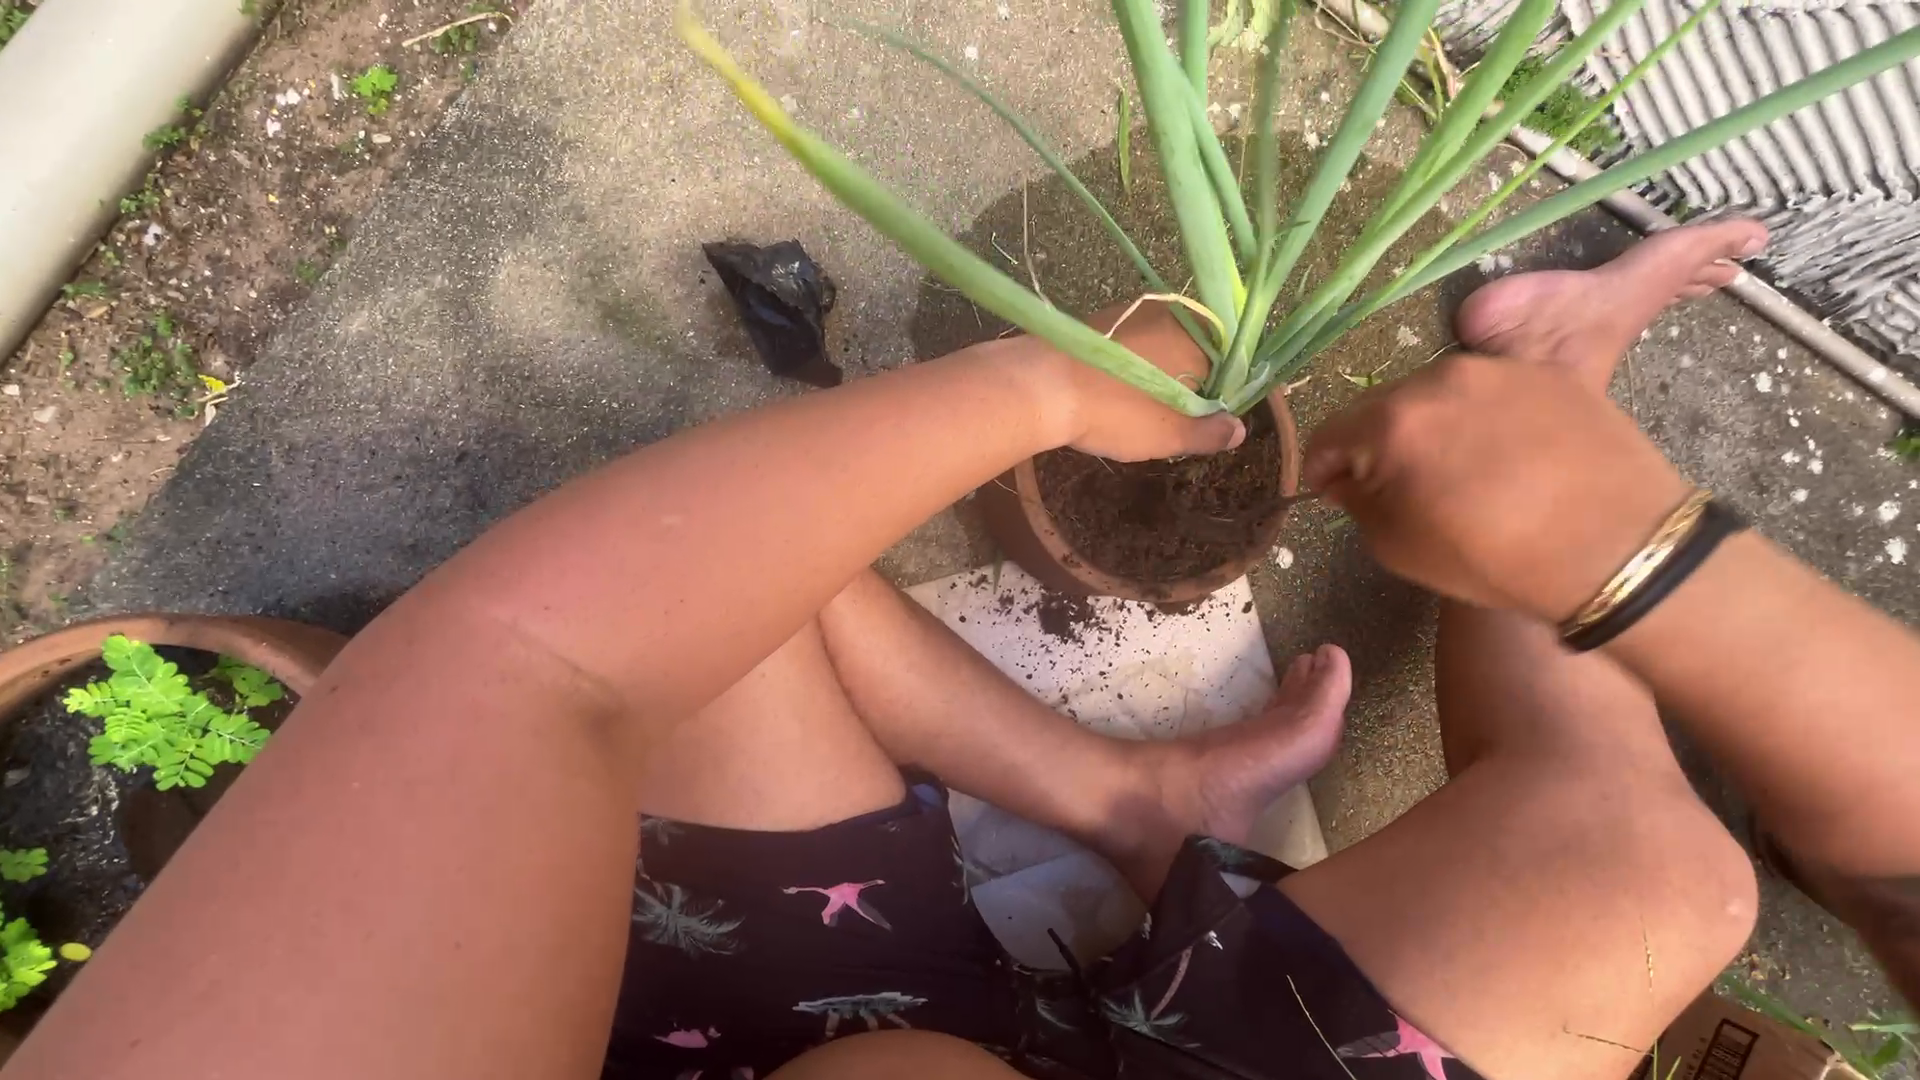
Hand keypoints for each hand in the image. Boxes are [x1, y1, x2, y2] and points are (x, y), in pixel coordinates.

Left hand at [998, 300, 1244, 461]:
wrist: (1040, 386)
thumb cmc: (1115, 411)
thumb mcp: (1169, 435)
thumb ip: (1209, 432)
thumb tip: (1237, 429)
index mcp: (1199, 334)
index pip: (1229, 366)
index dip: (1218, 400)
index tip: (1200, 426)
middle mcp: (1170, 312)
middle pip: (1193, 355)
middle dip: (1185, 390)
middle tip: (1163, 425)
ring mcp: (1131, 311)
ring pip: (1159, 351)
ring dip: (1155, 381)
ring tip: (1134, 414)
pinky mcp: (1098, 320)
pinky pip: (1129, 348)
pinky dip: (1128, 371)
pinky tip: (1111, 396)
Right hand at [1302, 354, 1693, 620]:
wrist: (1618, 550)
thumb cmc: (1489, 556)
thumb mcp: (1394, 544)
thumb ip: (1356, 501)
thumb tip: (1349, 478)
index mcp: (1390, 421)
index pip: (1328, 433)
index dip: (1322, 466)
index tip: (1332, 491)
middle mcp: (1436, 379)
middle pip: (1378, 406)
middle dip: (1372, 443)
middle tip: (1390, 482)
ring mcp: (1496, 370)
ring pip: (1432, 393)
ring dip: (1424, 426)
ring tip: (1450, 467)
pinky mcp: (1546, 374)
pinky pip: (1486, 392)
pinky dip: (1476, 418)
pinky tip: (1498, 455)